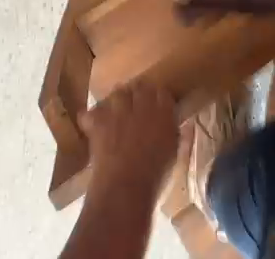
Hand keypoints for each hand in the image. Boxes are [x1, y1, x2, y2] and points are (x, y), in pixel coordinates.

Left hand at [84, 82, 178, 199]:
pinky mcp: (99, 123)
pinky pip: (91, 112)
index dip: (159, 98)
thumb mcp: (174, 154)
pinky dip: (91, 117)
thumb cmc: (155, 176)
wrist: (125, 188)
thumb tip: (183, 124)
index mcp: (164, 112)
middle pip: (140, 86)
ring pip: (118, 92)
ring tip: (117, 111)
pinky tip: (92, 123)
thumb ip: (178, 134)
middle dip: (138, 94)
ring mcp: (118, 112)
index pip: (163, 93)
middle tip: (137, 105)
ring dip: (118, 100)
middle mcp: (141, 105)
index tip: (158, 105)